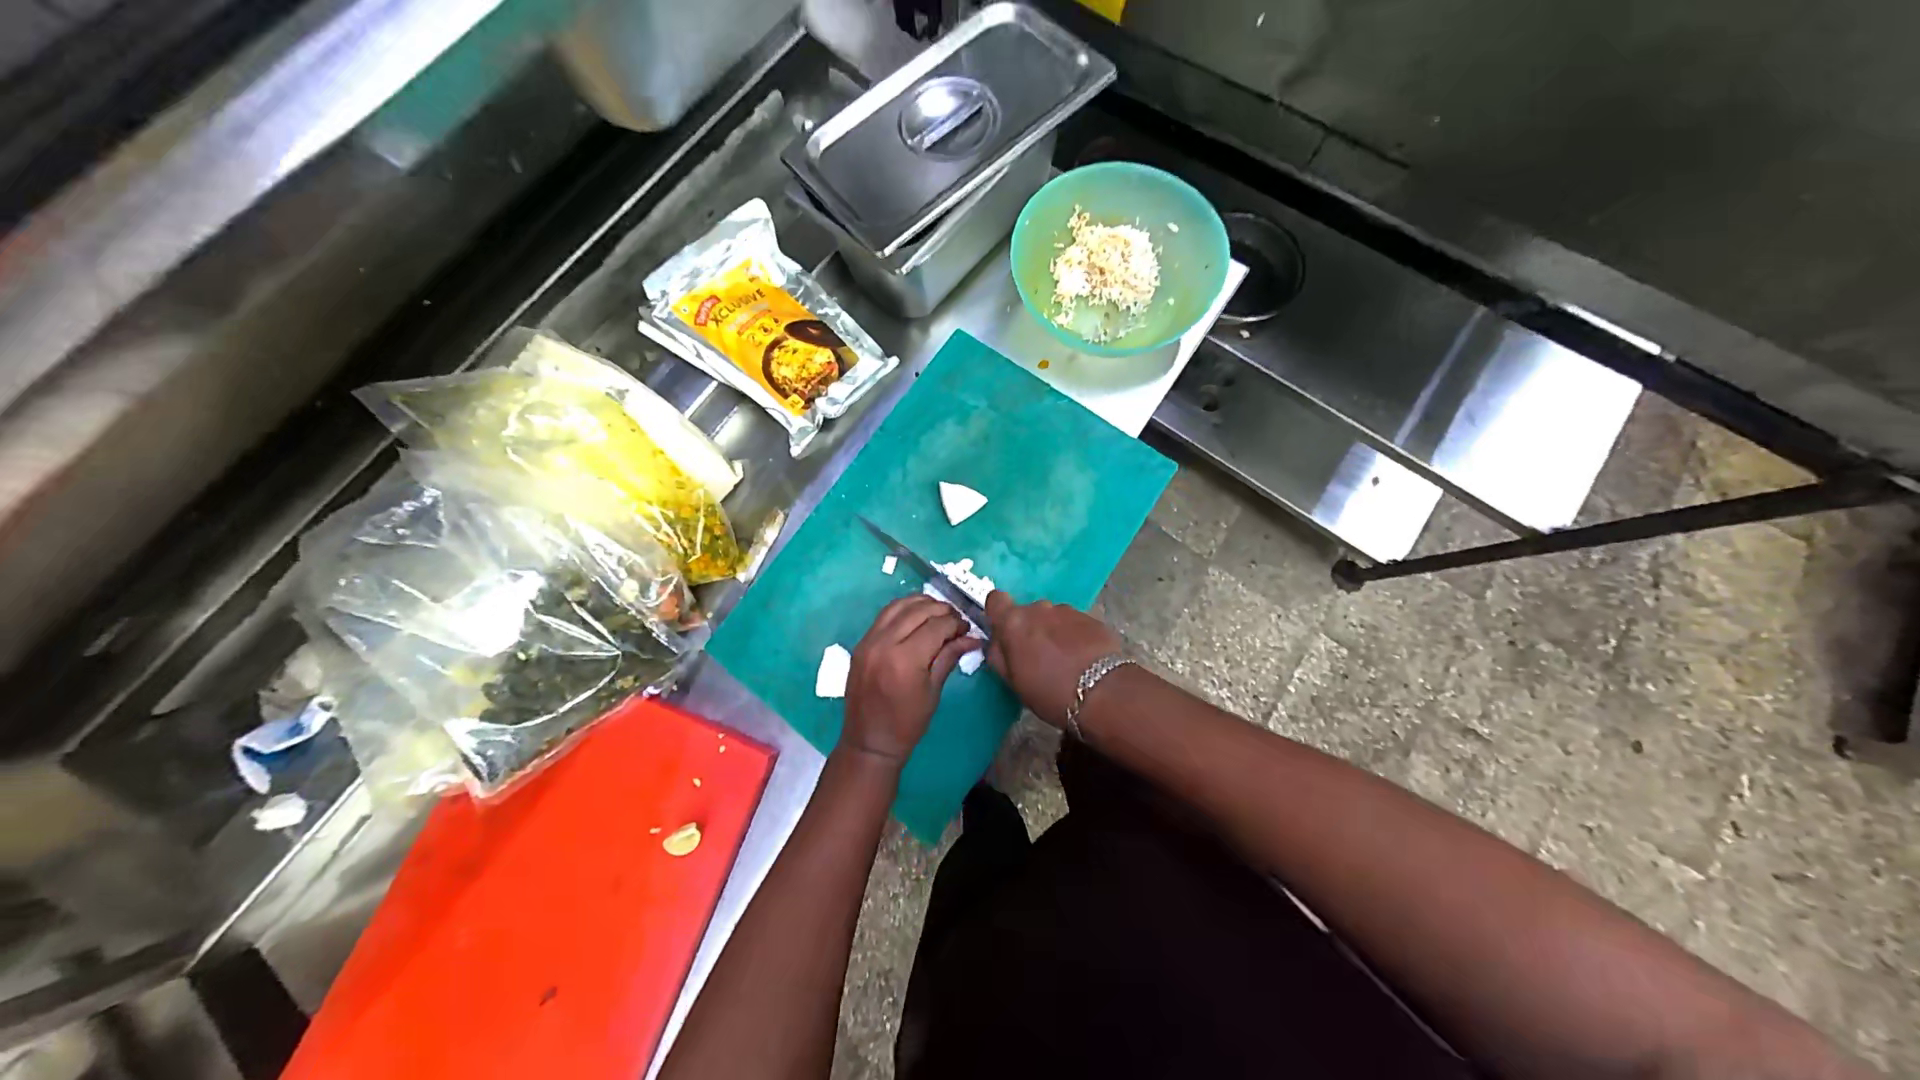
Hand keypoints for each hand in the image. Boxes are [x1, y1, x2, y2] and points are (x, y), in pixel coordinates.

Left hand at [842, 596, 980, 763]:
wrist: (869, 741)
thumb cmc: (907, 723)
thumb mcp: (933, 690)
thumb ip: (949, 656)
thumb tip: (972, 637)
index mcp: (905, 659)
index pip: (936, 626)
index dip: (955, 623)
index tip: (967, 629)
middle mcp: (884, 643)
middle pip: (918, 611)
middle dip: (941, 611)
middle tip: (956, 620)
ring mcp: (869, 641)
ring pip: (898, 606)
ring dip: (921, 604)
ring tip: (937, 613)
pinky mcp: (861, 643)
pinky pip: (883, 616)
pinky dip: (902, 610)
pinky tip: (916, 616)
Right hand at [983, 591, 1124, 727]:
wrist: (1104, 691)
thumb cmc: (1049, 691)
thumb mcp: (1013, 681)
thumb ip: (999, 656)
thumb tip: (997, 642)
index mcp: (1014, 622)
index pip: (996, 599)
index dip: (998, 613)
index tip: (1004, 631)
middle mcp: (1039, 608)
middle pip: (1027, 612)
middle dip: (1030, 629)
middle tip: (1039, 657)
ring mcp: (1068, 611)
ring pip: (1053, 618)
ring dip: (1054, 633)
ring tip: (1066, 661)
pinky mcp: (1092, 618)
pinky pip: (1075, 624)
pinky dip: (1076, 637)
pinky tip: (1084, 660)